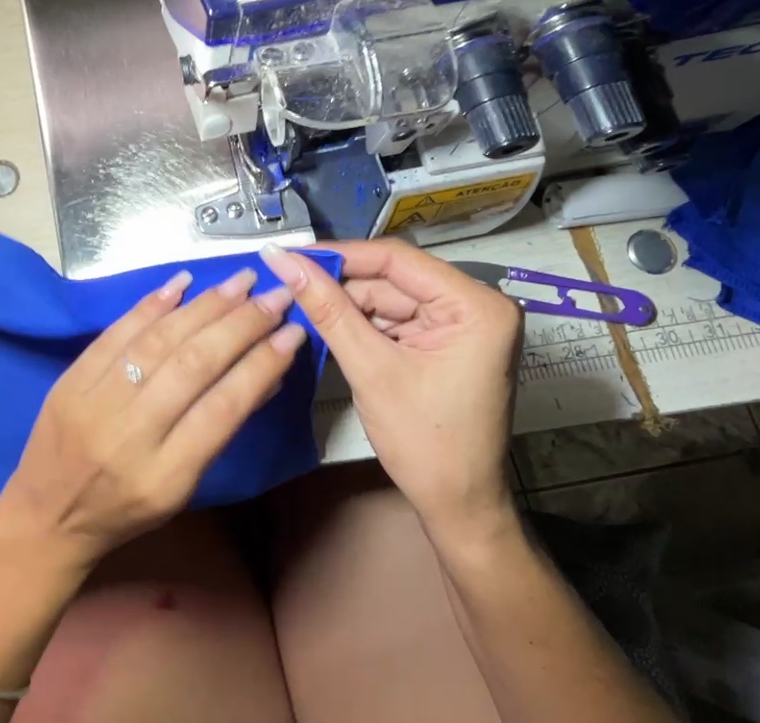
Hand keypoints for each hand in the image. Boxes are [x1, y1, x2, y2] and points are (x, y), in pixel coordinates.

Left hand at [0, 266, 307, 574]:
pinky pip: (115, 334)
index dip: (261, 366)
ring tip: (239, 282)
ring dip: (203, 306)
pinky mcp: (70, 380)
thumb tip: (265, 373)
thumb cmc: (124, 511)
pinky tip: (182, 283)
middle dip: (240, 325)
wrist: (46, 515)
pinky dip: (150, 305)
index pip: (223, 409)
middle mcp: (129, 435)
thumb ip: (217, 433)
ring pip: (157, 342)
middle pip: (193, 366)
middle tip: (275, 296)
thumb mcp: (179, 491)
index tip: (292, 333)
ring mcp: (94, 403)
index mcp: (165, 476)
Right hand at [260, 240, 521, 541]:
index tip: (288, 253)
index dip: (339, 254)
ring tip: (299, 307)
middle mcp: (476, 305)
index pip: (396, 260)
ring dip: (346, 306)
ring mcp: (462, 325)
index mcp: (476, 306)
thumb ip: (327, 309)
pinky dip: (361, 325)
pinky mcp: (446, 342)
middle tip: (285, 283)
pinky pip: (395, 319)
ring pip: (388, 298)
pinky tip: (328, 327)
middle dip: (339, 285)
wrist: (458, 505)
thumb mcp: (370, 368)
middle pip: (391, 279)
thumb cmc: (424, 441)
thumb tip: (283, 260)